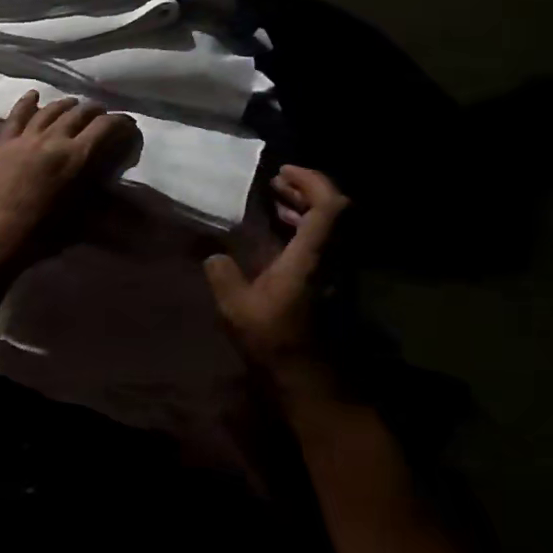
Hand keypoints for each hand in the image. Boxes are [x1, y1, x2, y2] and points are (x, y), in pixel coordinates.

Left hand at [0, 92, 134, 273]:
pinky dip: (27, 102)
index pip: (106, 127)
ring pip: (51, 110)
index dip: (121, 123)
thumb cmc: (40, 236)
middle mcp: (53, 139)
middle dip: (96, 113)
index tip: (129, 126)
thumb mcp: (82, 220)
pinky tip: (34, 95)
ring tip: (76, 106)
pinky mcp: (3, 143)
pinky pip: (17, 115)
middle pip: (80, 113)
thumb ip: (105, 202)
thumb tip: (135, 205)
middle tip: (103, 118)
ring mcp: (25, 138)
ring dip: (67, 106)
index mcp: (76, 157)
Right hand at [204, 165, 348, 383]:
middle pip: (336, 212)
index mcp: (313, 257)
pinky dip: (306, 231)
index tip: (282, 172)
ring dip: (307, 210)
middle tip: (276, 183)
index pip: (329, 206)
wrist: (311, 381)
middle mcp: (334, 259)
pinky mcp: (334, 286)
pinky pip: (326, 244)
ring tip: (275, 203)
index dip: (310, 181)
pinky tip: (279, 238)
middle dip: (307, 190)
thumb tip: (215, 256)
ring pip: (333, 229)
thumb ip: (222, 273)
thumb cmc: (274, 340)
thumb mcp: (235, 306)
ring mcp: (337, 273)